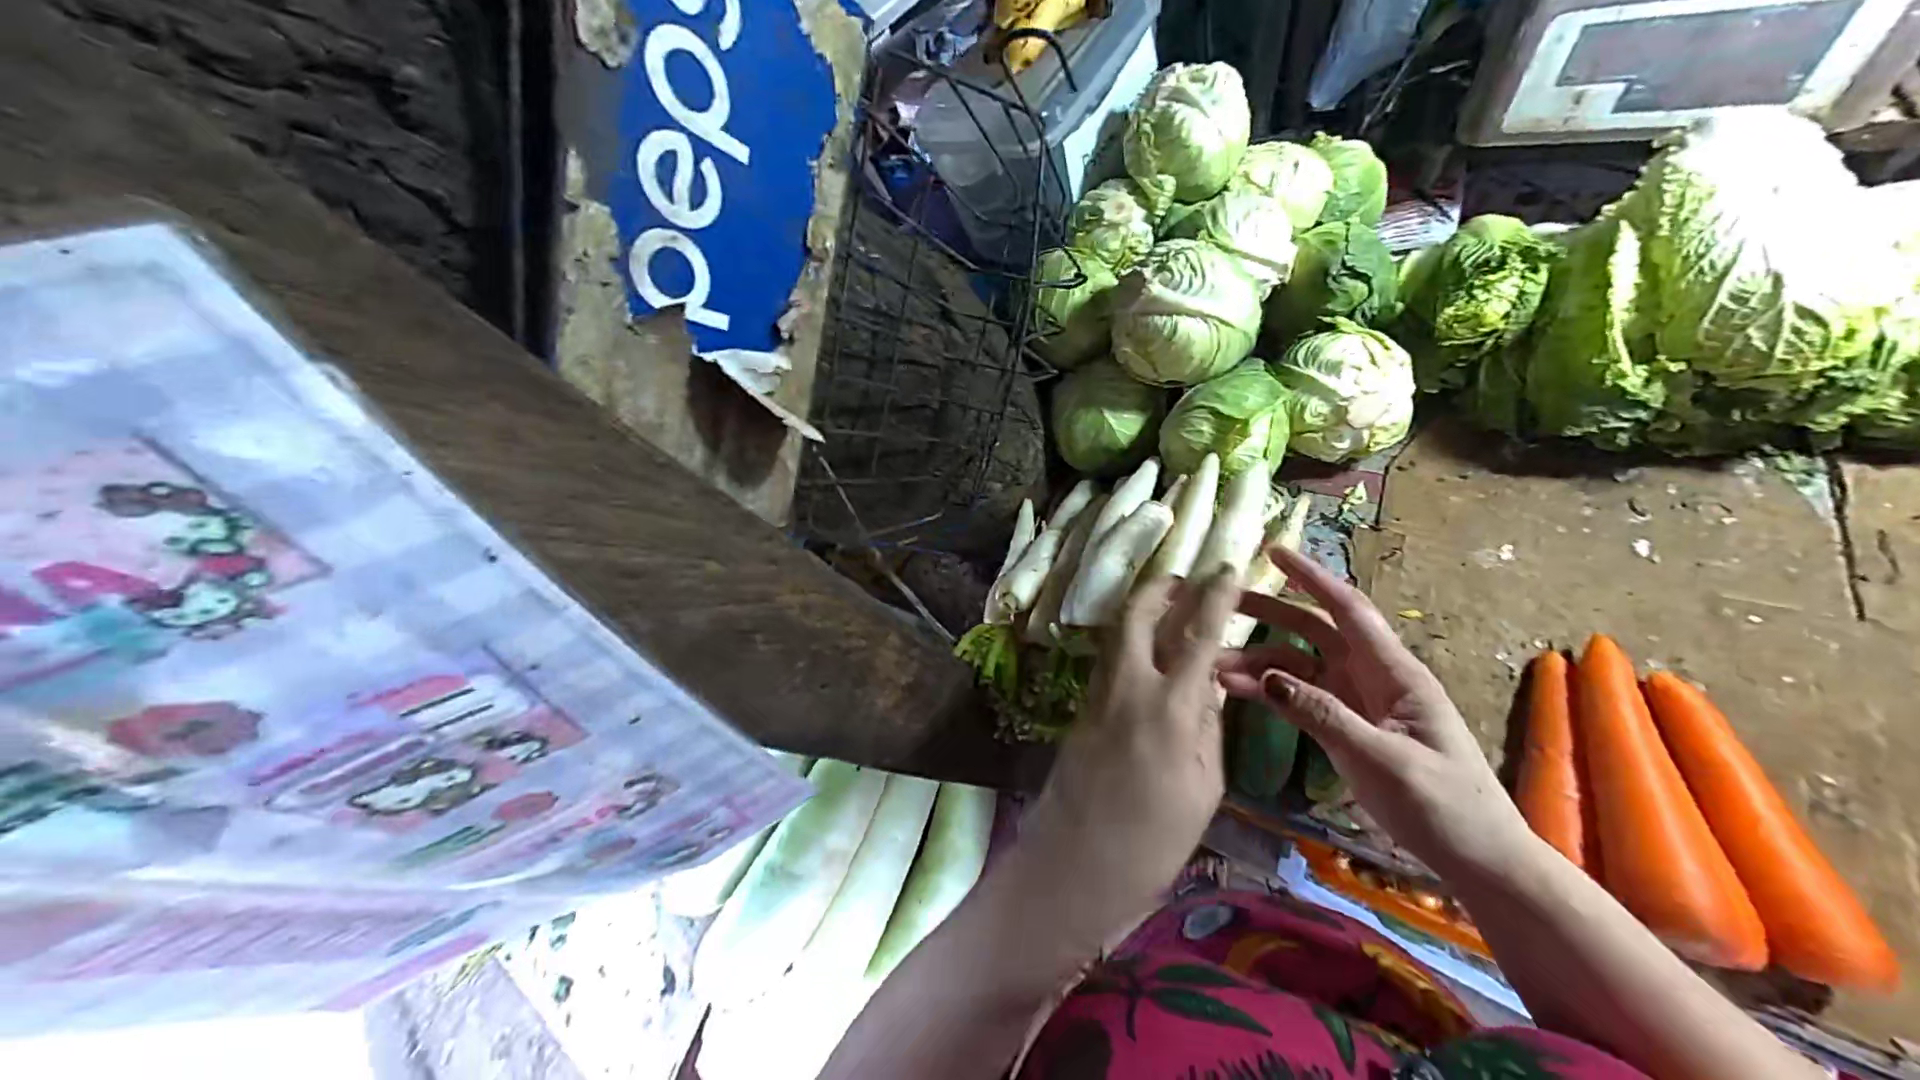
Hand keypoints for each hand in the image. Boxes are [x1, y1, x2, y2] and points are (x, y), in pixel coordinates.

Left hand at [1009, 569, 1241, 939]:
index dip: (1213, 597)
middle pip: (1138, 617)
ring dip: (1141, 612)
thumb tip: (1210, 687)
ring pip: (1118, 635)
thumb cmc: (1154, 838)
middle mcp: (1128, 688)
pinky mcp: (1080, 709)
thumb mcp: (1204, 786)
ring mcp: (1097, 695)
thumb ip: (1208, 727)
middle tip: (1182, 578)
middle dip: (1160, 588)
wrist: (1075, 862)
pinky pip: (1109, 662)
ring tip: (1165, 606)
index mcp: (1170, 707)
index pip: (1196, 635)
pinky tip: (1144, 652)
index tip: (1225, 569)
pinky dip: (1128, 644)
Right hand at [1216, 546, 1531, 878]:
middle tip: (1221, 605)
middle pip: (1312, 630)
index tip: (1274, 552)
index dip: (1311, 578)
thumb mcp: (1382, 759)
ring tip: (1212, 665)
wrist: (1476, 858)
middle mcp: (1371, 677)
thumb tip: (1266, 677)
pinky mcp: (1344, 725)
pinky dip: (1267, 691)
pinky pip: (1298, 696)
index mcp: (1394, 673)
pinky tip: (1234, 691)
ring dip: (1257, 661)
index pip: (1348, 611)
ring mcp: (1356, 701)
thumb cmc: (1443, 805)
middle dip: (1268, 613)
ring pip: (1297, 664)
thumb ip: (1323, 715)